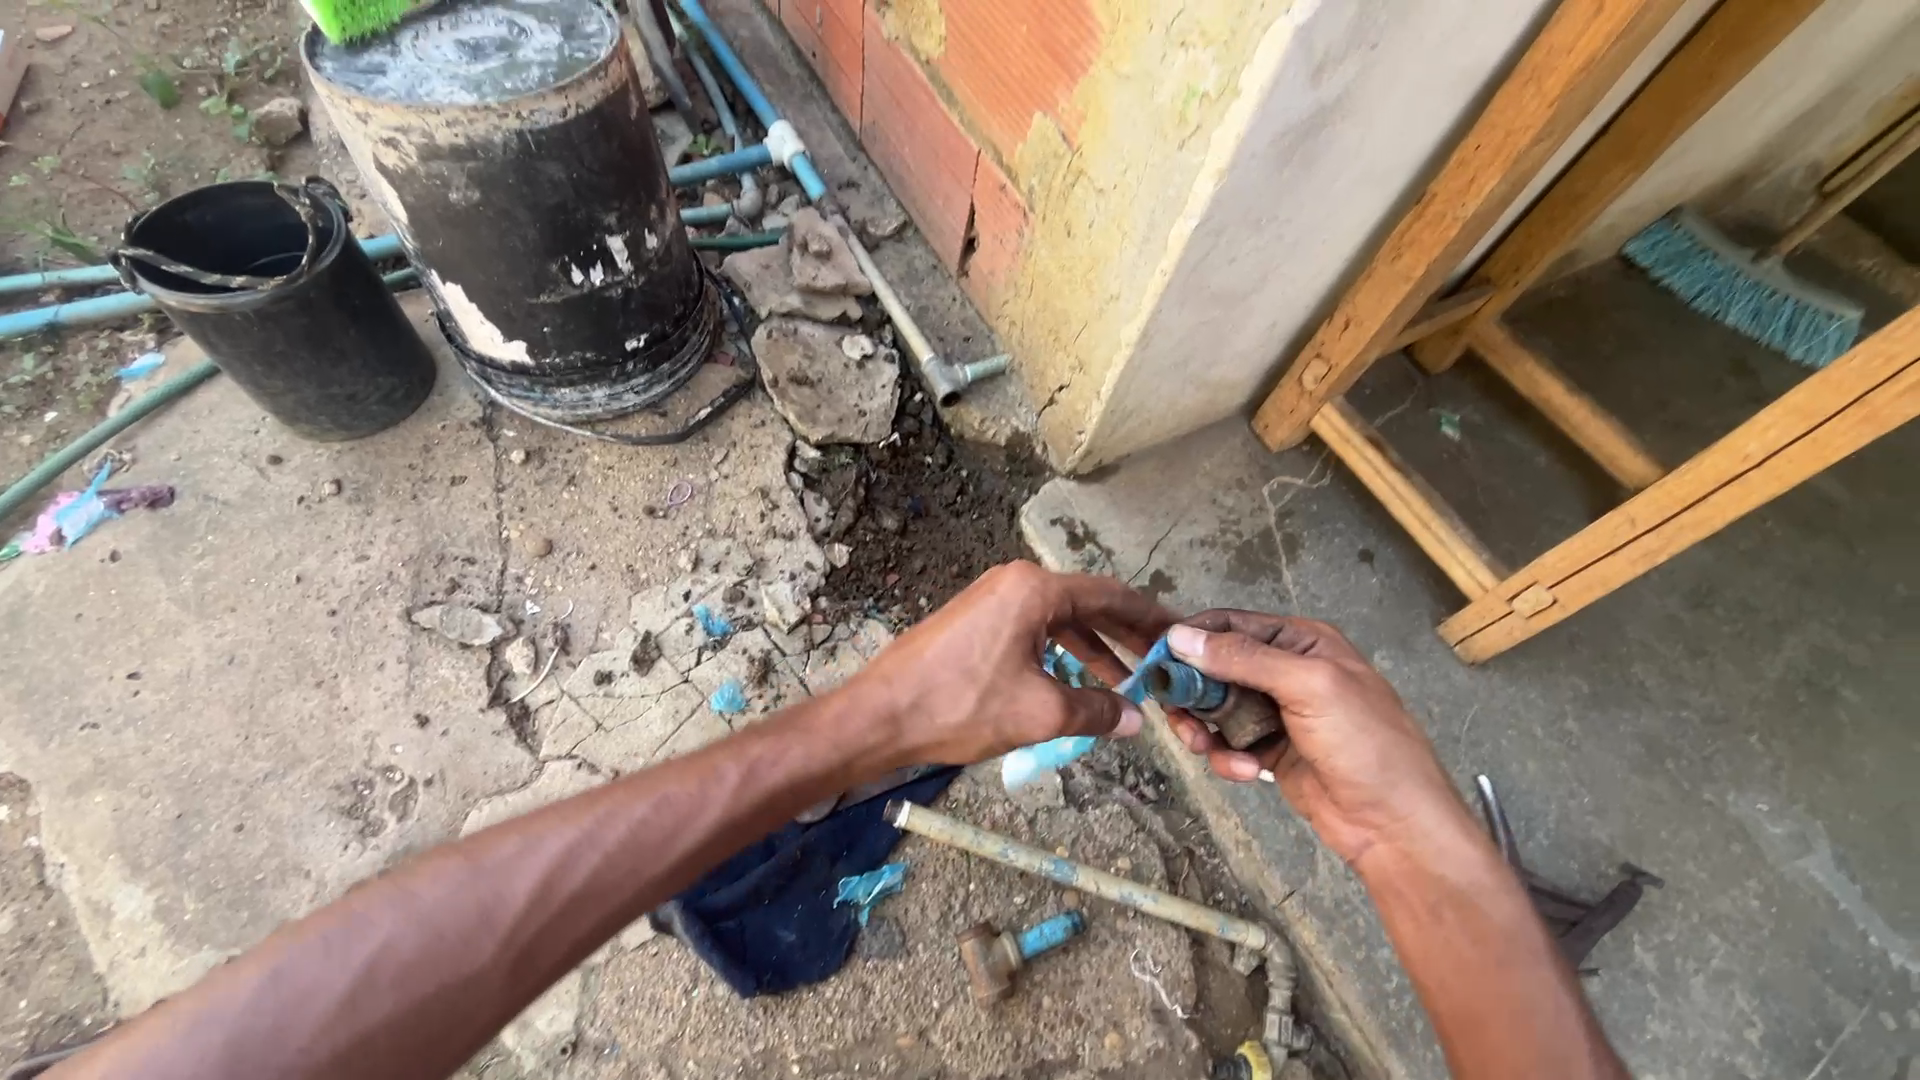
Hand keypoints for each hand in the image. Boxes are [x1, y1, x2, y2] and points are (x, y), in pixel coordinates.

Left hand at [844, 562, 1173, 768]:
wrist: (880, 713)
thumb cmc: (962, 704)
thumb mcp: (1039, 712)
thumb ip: (1095, 710)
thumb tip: (1136, 718)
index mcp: (1034, 589)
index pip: (1110, 594)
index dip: (1149, 618)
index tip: (1179, 636)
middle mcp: (1014, 582)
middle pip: (1085, 604)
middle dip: (1124, 636)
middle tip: (1162, 663)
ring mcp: (991, 599)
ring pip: (1057, 621)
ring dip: (1091, 651)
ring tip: (1125, 684)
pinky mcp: (975, 621)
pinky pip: (1032, 631)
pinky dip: (1059, 655)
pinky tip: (1074, 683)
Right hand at [1163, 611, 1463, 865]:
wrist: (1397, 826)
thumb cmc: (1363, 743)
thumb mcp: (1307, 687)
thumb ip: (1242, 658)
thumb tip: (1177, 635)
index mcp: (1300, 641)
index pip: (1229, 625)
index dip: (1191, 640)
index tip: (1156, 662)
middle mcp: (1284, 669)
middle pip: (1214, 667)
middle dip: (1193, 693)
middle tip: (1178, 717)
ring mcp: (1276, 711)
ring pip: (1214, 707)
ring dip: (1204, 729)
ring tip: (1205, 750)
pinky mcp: (1268, 749)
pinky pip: (1228, 742)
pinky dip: (1227, 757)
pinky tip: (1247, 772)